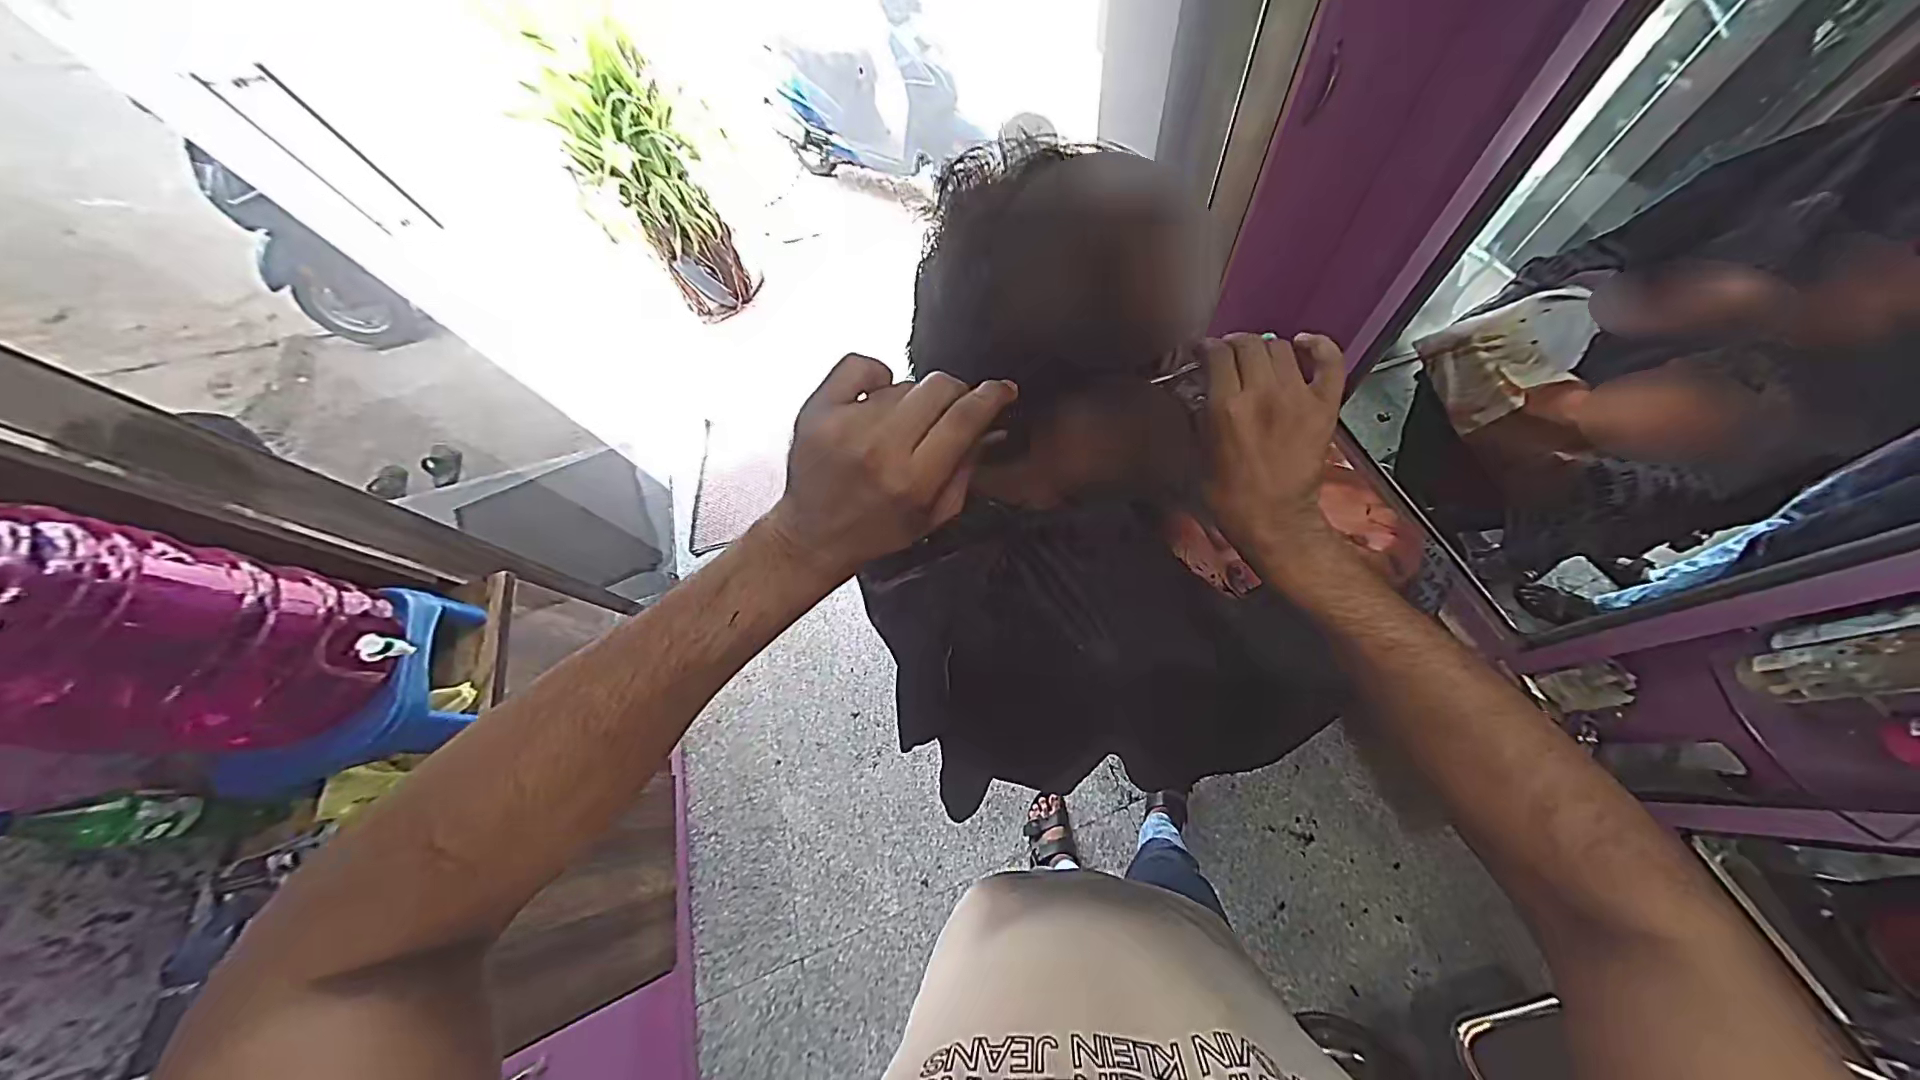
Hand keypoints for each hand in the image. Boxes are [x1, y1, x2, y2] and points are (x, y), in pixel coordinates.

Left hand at [763, 353, 1016, 576]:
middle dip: (956, 394)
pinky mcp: (818, 410)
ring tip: (898, 429)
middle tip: (950, 410)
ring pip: (904, 382)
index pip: (964, 417)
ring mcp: (845, 425)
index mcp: (912, 480)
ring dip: (912, 400)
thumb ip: (966, 470)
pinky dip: (875, 376)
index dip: (992, 396)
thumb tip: (986, 426)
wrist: (814, 537)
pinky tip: (874, 401)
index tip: (1000, 390)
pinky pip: (861, 365)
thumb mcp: (933, 516)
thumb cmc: (872, 530)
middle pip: (939, 387)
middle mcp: (878, 449)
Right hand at [1201, 332, 1346, 547]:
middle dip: (1234, 345)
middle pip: (1248, 344)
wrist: (1274, 519)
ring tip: (1258, 360)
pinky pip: (1329, 360)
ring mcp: (1298, 397)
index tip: (1204, 353)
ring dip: (1266, 348)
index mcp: (1226, 408)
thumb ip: (1198, 415)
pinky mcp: (1324, 405)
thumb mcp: (1198, 453)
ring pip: (1281, 347)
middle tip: (1229, 356)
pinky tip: (1304, 345)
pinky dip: (1318, 346)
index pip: (1217, 353)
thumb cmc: (1230, 495)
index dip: (1207, 348)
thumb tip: (1197, 389)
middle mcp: (1263, 394)